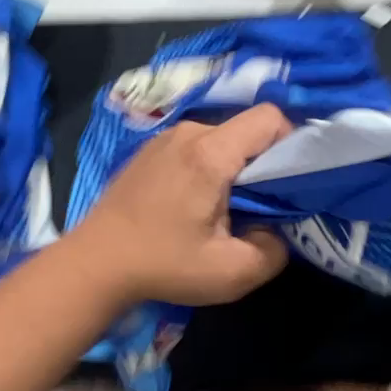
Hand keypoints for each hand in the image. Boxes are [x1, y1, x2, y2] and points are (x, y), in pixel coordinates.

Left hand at [63, 104, 293, 307]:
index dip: (292, 141)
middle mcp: (187, 133)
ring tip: (227, 210)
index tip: (294, 180)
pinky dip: (208, 168)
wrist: (96, 261)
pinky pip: (194, 147)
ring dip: (233, 168)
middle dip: (263, 163)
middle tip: (263, 206)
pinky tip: (195, 205)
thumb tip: (275, 231)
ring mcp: (164, 138)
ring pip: (219, 140)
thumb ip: (273, 250)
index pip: (268, 117)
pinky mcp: (149, 150)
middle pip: (244, 130)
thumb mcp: (232, 273)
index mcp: (210, 152)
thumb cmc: (163, 264)